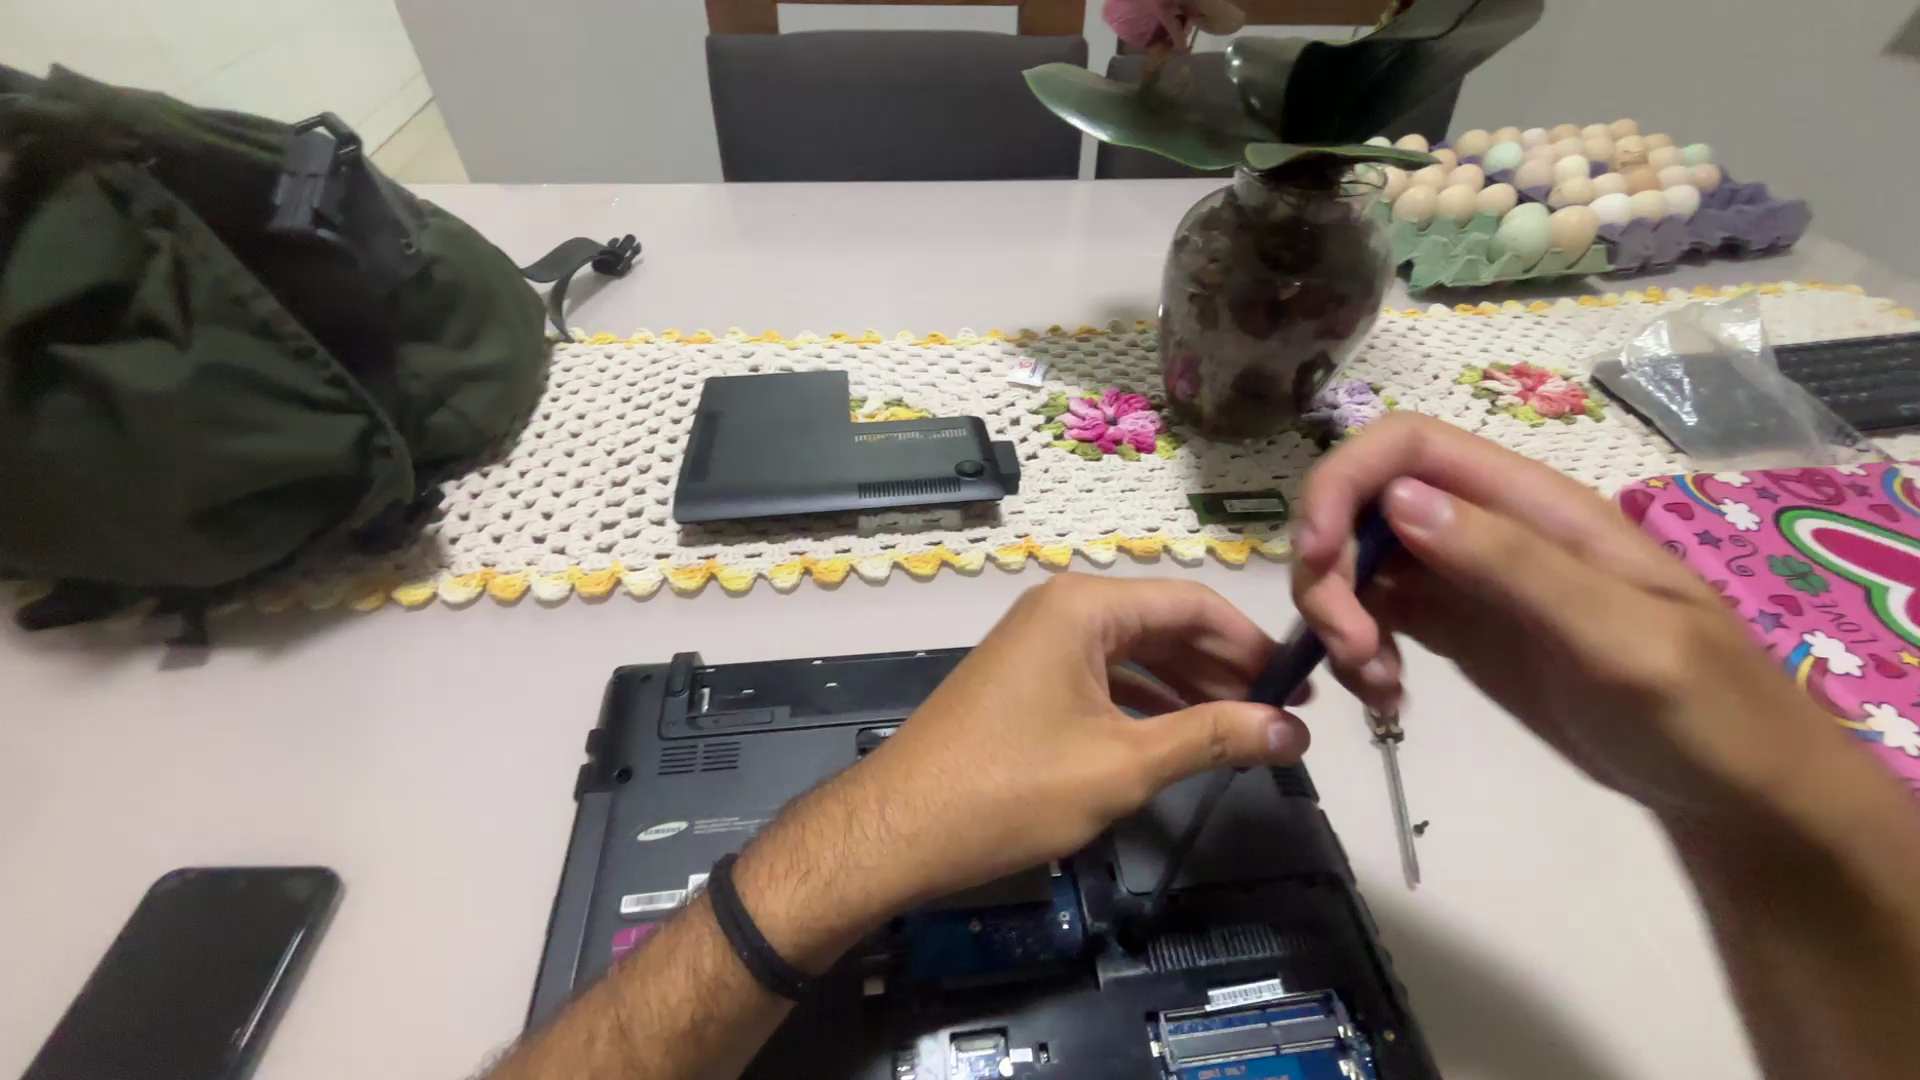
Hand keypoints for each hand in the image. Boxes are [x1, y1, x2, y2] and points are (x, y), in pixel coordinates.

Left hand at [731, 575, 1308, 970]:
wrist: (899, 827)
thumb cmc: (1012, 788)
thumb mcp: (1123, 764)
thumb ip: (1211, 738)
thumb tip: (1292, 730)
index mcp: (1084, 606)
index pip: (1190, 603)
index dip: (1250, 642)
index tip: (1300, 684)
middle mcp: (1062, 610)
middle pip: (1162, 625)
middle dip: (1222, 668)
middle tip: (1282, 714)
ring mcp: (1039, 643)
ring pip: (1132, 654)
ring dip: (1187, 688)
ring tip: (1244, 730)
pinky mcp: (1027, 679)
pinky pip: (1101, 677)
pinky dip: (1143, 703)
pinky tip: (1179, 735)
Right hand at [1291, 413, 1840, 818]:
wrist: (1732, 790)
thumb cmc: (1706, 710)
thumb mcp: (1621, 637)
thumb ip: (1513, 563)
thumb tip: (1399, 502)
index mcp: (1528, 504)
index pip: (1405, 446)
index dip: (1342, 481)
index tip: (1314, 554)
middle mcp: (1480, 526)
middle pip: (1358, 508)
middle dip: (1329, 572)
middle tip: (1348, 647)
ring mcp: (1457, 577)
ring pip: (1352, 564)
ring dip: (1336, 616)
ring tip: (1372, 680)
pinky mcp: (1443, 626)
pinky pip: (1368, 615)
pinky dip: (1353, 650)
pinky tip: (1384, 692)